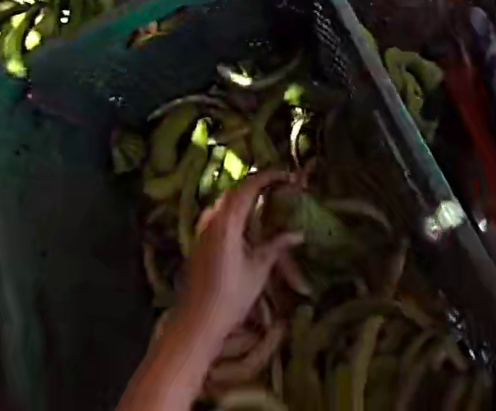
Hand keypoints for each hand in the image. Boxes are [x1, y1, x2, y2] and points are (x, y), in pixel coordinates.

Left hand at [173, 169, 302, 345]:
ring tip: (265, 197)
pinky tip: (245, 219)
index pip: (249, 186)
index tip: (286, 175)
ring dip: (244, 194)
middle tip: (278, 184)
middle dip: (257, 182)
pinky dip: (234, 206)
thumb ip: (276, 245)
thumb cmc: (231, 296)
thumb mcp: (258, 269)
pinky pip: (218, 211)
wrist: (197, 321)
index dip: (268, 176)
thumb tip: (298, 233)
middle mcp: (213, 217)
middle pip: (235, 189)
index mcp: (228, 220)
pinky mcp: (199, 237)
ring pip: (225, 199)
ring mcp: (203, 226)